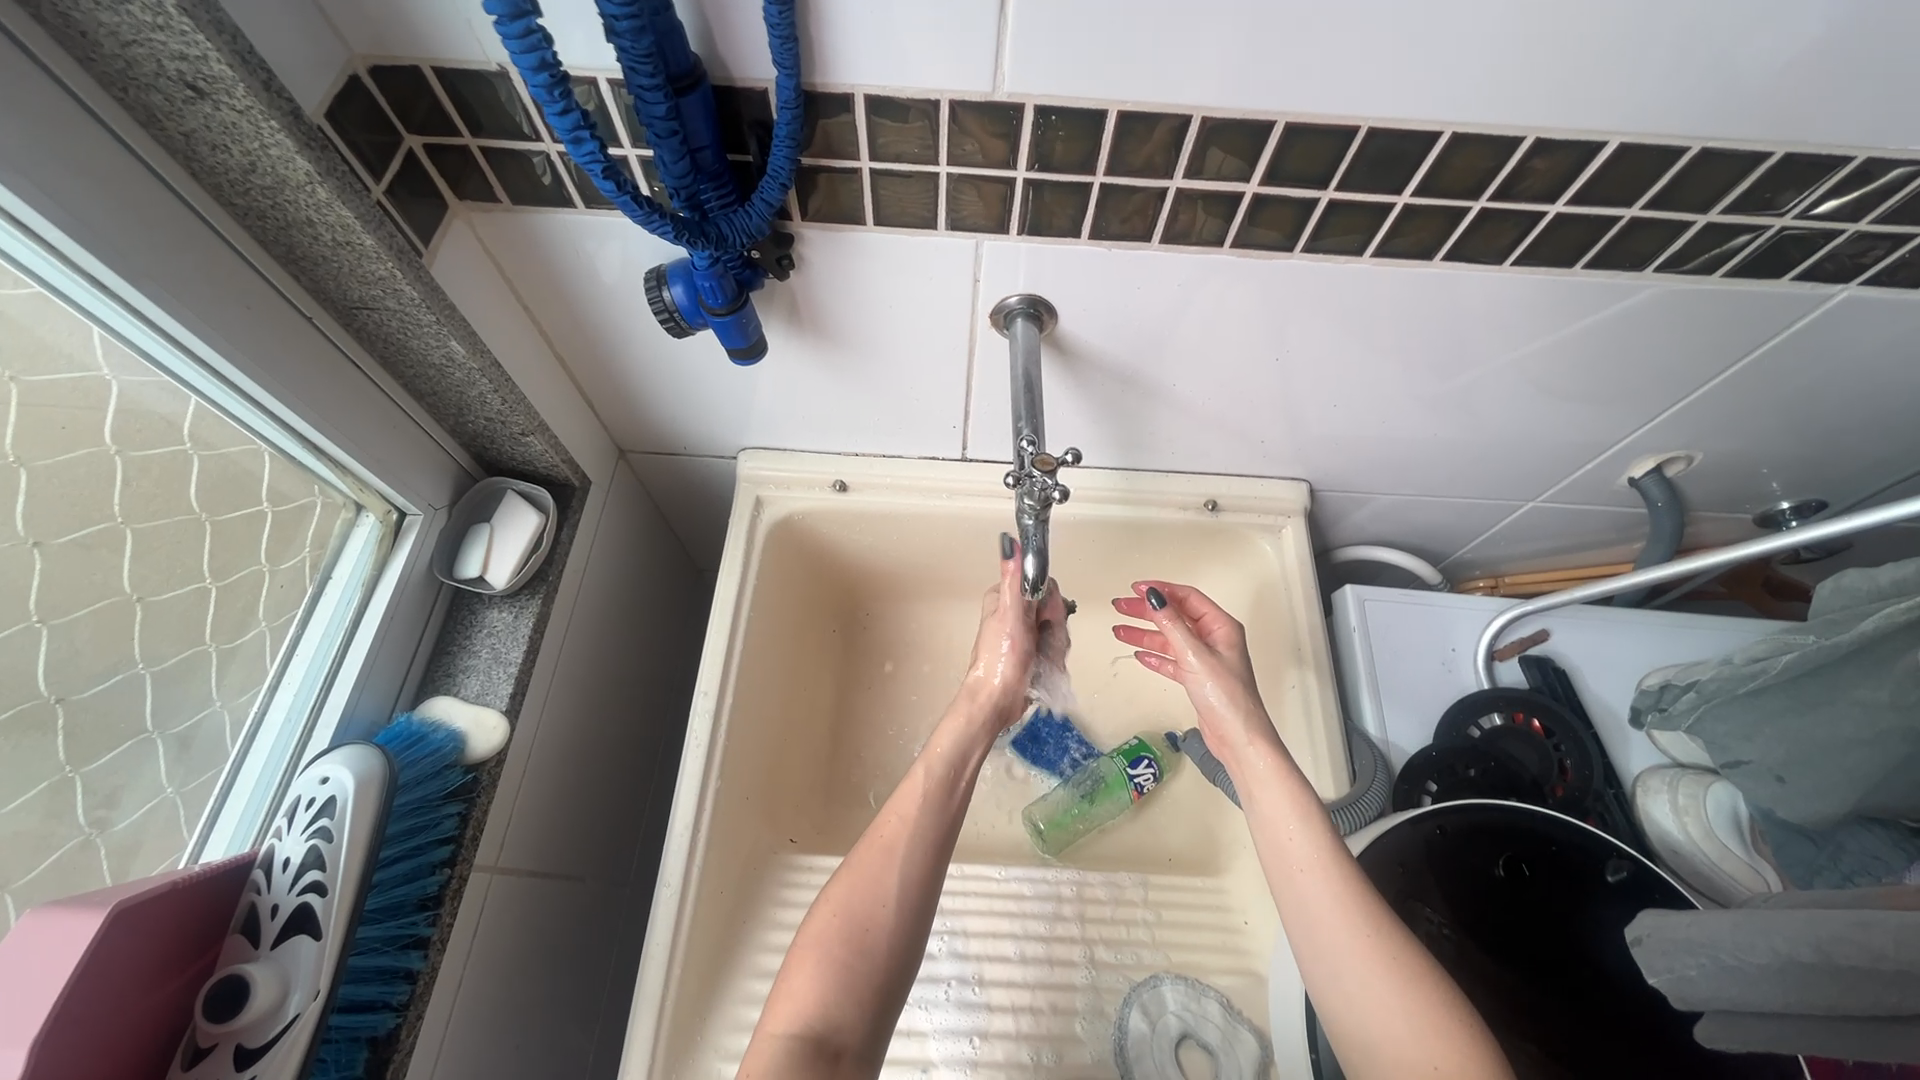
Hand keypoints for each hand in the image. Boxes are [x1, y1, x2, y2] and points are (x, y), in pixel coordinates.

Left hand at [958, 534, 1049, 734]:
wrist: (997, 702)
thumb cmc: (1000, 661)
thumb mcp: (1009, 615)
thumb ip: (1014, 580)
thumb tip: (1009, 543)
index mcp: (1005, 598)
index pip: (1045, 585)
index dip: (1050, 604)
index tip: (1042, 619)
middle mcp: (1016, 613)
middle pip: (1055, 609)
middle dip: (1055, 630)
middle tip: (1040, 644)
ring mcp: (1027, 634)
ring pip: (1060, 630)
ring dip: (1055, 648)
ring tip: (1039, 660)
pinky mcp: (1035, 652)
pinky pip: (1058, 648)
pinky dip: (1055, 660)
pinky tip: (1042, 668)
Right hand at [1111, 581, 1282, 776]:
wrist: (1237, 737)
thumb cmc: (1228, 698)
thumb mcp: (1195, 655)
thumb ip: (1171, 624)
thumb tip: (1154, 597)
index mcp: (1221, 627)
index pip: (1187, 598)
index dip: (1161, 590)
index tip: (1137, 588)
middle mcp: (1214, 639)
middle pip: (1175, 616)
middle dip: (1146, 611)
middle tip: (1121, 607)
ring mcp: (1205, 659)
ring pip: (1169, 639)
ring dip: (1144, 634)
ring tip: (1120, 630)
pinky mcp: (1196, 678)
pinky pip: (1171, 660)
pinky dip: (1155, 656)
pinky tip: (1140, 654)